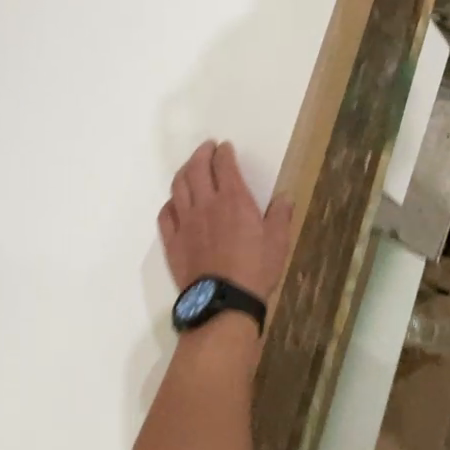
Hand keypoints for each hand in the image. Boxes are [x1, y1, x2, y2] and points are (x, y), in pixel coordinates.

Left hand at [159, 140, 294, 307]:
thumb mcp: (278, 242)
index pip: (225, 166)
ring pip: (178, 187)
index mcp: (234, 200)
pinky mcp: (172, 241)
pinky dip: (171, 201)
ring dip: (184, 172)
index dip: (224, 153)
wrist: (224, 302)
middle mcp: (206, 204)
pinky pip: (166, 213)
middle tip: (206, 148)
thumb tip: (284, 196)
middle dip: (201, 154)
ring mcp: (185, 222)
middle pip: (197, 169)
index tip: (225, 147)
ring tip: (190, 168)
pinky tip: (175, 202)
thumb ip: (280, 215)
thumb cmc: (256, 270)